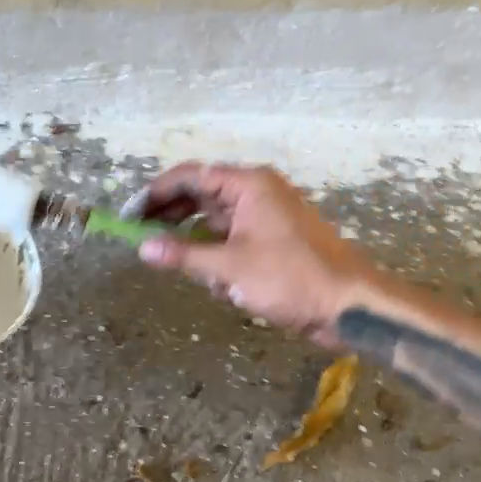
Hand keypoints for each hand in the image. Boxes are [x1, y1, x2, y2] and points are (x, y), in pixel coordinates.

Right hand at [134, 163, 381, 329]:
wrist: (351, 306)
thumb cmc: (291, 277)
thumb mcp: (230, 267)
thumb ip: (183, 255)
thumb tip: (143, 248)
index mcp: (249, 185)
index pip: (191, 175)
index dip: (156, 191)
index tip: (130, 212)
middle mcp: (256, 192)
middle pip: (201, 194)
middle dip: (171, 216)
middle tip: (139, 233)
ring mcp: (266, 216)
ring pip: (214, 220)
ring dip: (195, 242)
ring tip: (178, 262)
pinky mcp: (272, 240)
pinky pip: (231, 239)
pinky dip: (216, 255)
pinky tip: (212, 280)